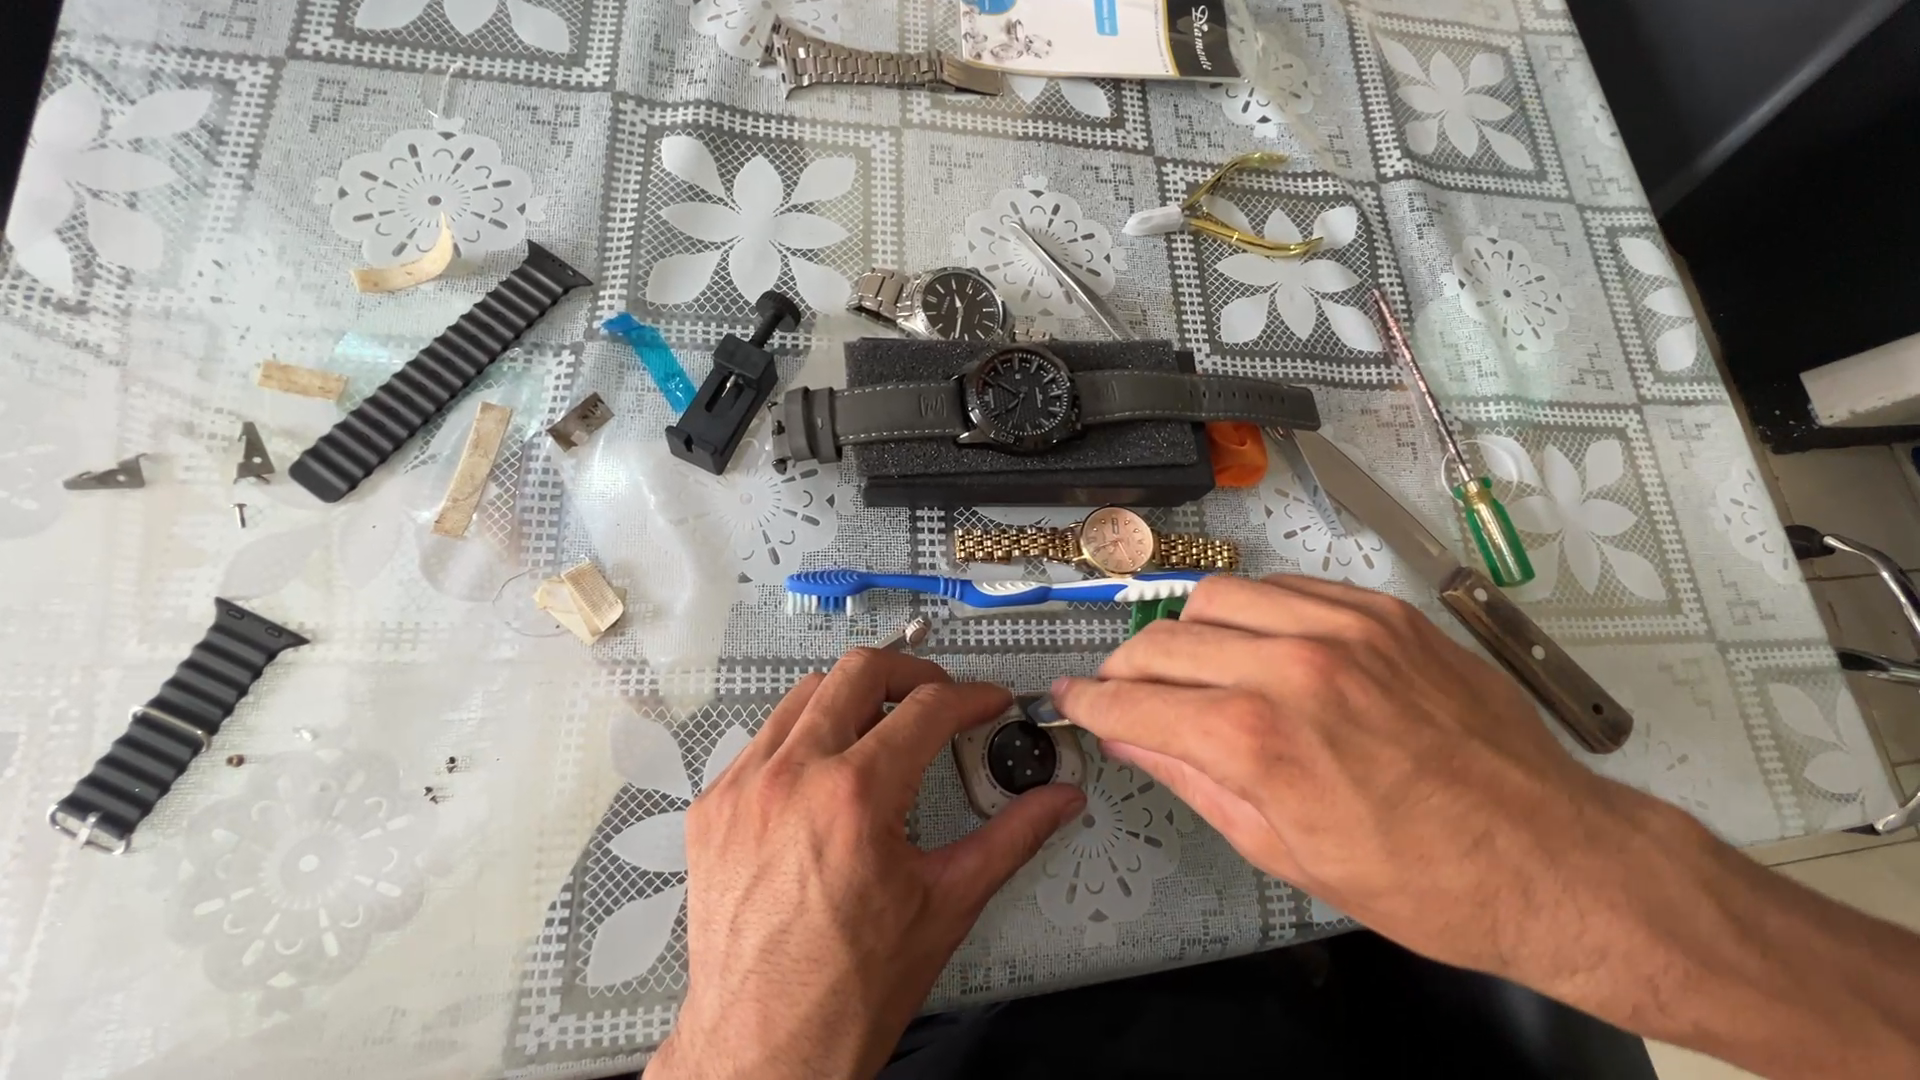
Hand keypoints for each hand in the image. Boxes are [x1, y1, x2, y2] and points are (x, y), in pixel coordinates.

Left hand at [651, 649, 1084, 1079]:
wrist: (766, 1049)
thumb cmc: (849, 991)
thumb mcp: (947, 904)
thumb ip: (1012, 836)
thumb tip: (1056, 802)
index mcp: (855, 797)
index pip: (927, 707)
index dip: (971, 697)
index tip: (986, 704)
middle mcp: (792, 778)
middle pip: (859, 670)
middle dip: (912, 672)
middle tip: (939, 696)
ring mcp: (744, 788)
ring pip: (804, 694)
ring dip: (853, 696)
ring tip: (884, 724)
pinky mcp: (714, 808)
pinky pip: (764, 739)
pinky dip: (804, 735)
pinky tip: (827, 769)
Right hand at [1050, 574, 1659, 985]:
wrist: (1555, 859)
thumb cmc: (1420, 882)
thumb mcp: (1282, 851)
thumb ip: (1192, 780)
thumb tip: (1131, 740)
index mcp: (1258, 741)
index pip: (1134, 703)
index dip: (1090, 703)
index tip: (1070, 699)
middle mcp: (1291, 668)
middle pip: (1162, 640)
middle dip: (1125, 669)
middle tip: (1124, 693)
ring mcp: (1341, 629)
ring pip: (1216, 597)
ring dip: (1185, 631)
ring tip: (1194, 666)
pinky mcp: (1382, 612)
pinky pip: (1285, 586)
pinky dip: (1251, 612)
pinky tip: (1259, 644)